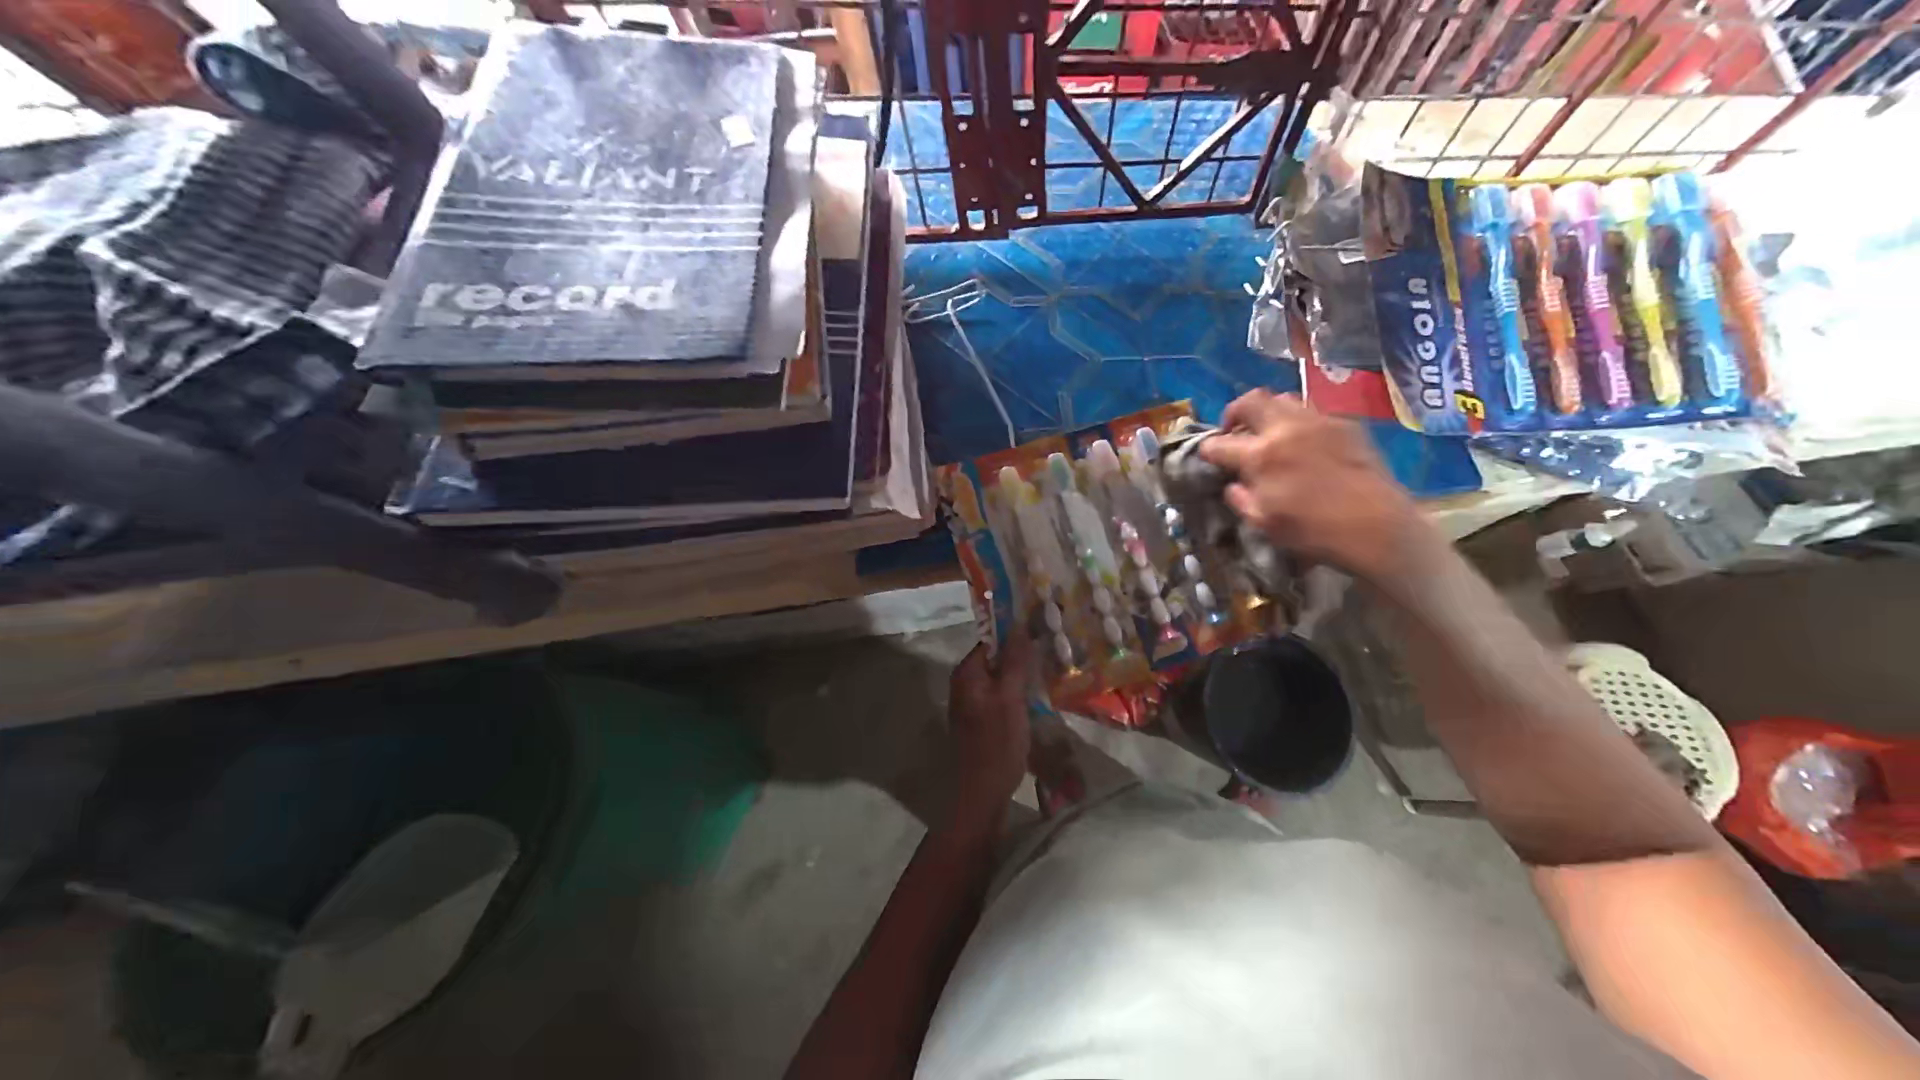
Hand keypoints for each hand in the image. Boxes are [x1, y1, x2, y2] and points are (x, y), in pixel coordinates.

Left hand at [942, 637, 1033, 840]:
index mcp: (967, 674)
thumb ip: (1014, 661)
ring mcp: (971, 705)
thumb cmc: (996, 742)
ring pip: (1000, 681)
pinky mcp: (981, 723)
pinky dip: (1018, 697)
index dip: (1016, 636)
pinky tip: (1038, 701)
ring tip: (1051, 674)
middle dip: (1022, 658)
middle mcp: (964, 685)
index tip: (1044, 634)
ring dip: (1022, 678)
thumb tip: (1020, 624)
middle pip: (996, 661)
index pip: (992, 641)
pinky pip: (1001, 699)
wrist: (980, 793)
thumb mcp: (1010, 698)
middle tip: (1053, 654)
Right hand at [1198, 389, 1439, 589]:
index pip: (1219, 443)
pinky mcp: (1345, 424)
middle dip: (1234, 413)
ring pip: (1282, 399)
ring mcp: (1318, 422)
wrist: (1376, 527)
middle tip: (1234, 430)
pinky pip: (1312, 412)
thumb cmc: (1314, 532)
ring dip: (1268, 413)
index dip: (1208, 450)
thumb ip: (1241, 498)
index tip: (1207, 456)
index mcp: (1260, 455)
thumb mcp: (1263, 523)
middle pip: (1250, 401)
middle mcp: (1286, 428)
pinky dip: (1298, 422)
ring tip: (1269, 433)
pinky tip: (1303, 443)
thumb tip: (1233, 484)